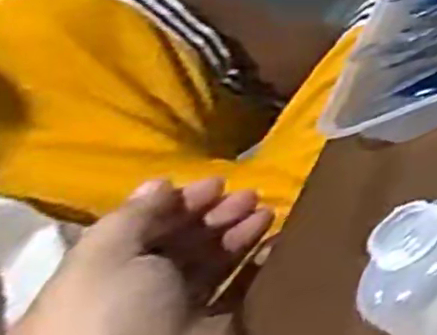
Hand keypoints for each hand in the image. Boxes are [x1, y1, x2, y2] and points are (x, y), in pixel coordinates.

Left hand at [15, 178, 272, 334]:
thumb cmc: (106, 318)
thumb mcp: (101, 261)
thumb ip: (128, 218)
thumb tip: (161, 183)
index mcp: (93, 289)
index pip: (139, 235)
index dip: (176, 205)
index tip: (215, 183)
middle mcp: (133, 301)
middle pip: (182, 244)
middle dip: (218, 213)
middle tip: (246, 197)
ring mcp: (178, 313)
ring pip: (218, 260)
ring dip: (244, 229)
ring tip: (264, 214)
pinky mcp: (219, 323)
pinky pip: (246, 283)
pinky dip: (264, 257)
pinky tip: (276, 238)